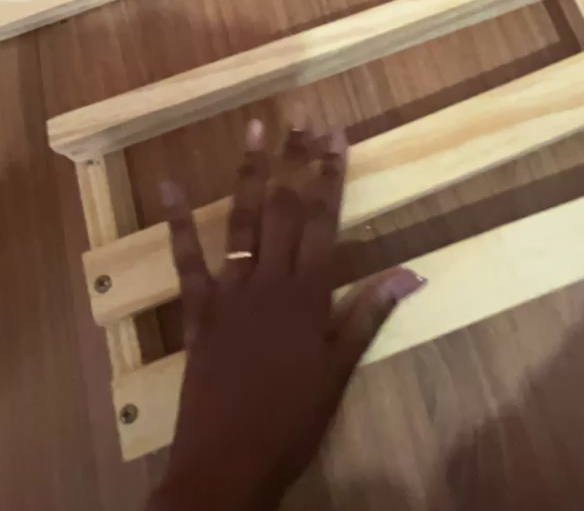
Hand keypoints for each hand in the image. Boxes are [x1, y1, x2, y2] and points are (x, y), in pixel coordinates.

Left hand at [148, 121, 423, 510]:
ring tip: (255, 128)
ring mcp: (230, 292)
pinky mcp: (198, 310)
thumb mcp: (340, 370)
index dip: (331, 175)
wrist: (228, 466)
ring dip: (249, 172)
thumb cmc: (292, 419)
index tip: (337, 136)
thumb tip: (412, 272)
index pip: (324, 221)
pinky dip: (179, 222)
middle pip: (285, 208)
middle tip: (303, 118)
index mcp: (308, 294)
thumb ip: (370, 313)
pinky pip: (187, 260)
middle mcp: (270, 281)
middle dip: (297, 159)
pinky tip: (171, 186)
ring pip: (242, 221)